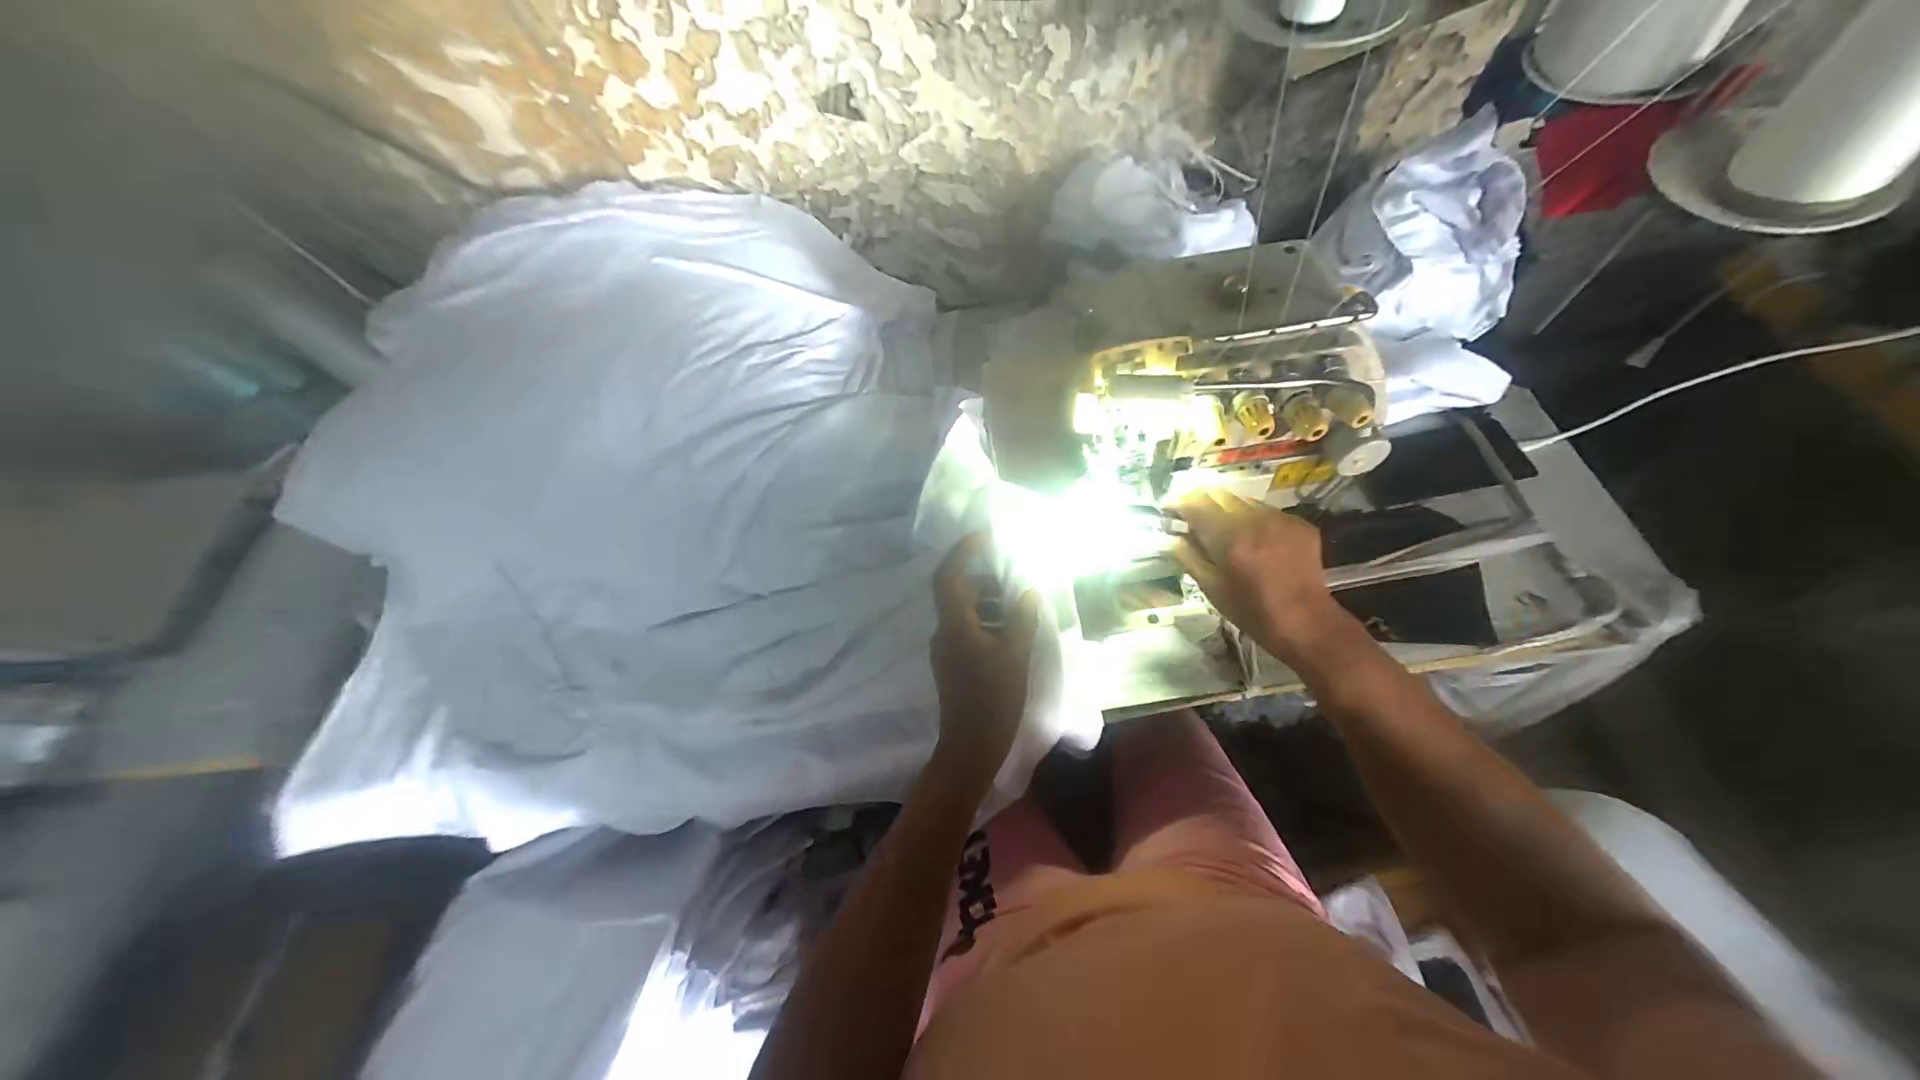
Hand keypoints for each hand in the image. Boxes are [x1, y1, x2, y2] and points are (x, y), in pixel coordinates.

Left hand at [930, 534, 1040, 785]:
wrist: (971, 746)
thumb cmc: (994, 699)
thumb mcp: (1015, 656)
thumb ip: (1021, 619)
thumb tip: (1026, 591)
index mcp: (955, 626)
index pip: (949, 576)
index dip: (963, 552)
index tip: (985, 537)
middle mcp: (944, 633)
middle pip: (959, 593)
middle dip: (987, 582)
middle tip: (1017, 584)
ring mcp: (946, 650)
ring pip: (966, 613)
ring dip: (991, 604)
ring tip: (1021, 611)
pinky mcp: (954, 664)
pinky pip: (969, 630)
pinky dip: (989, 623)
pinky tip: (1013, 635)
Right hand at [1169, 490, 1346, 662]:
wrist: (1304, 621)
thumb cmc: (1251, 610)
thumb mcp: (1211, 588)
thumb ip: (1188, 557)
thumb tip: (1171, 537)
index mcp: (1229, 537)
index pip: (1196, 503)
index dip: (1178, 503)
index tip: (1169, 510)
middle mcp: (1255, 520)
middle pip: (1220, 494)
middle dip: (1202, 503)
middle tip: (1193, 518)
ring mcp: (1280, 519)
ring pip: (1244, 500)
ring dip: (1228, 509)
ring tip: (1224, 529)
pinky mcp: (1299, 523)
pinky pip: (1267, 511)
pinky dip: (1253, 519)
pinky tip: (1253, 539)